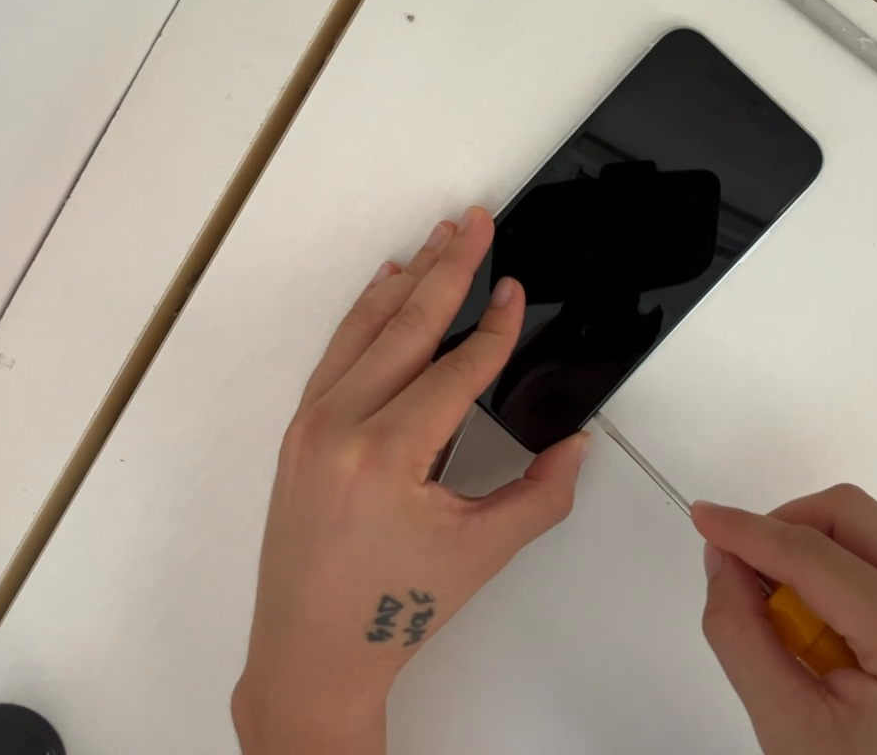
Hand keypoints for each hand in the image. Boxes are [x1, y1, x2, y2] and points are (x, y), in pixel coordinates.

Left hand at [232, 208, 592, 754]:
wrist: (309, 653)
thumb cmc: (392, 612)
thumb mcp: (482, 555)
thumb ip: (542, 495)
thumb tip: (575, 444)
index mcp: (388, 457)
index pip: (457, 370)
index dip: (495, 327)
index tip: (515, 288)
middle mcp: (341, 426)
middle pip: (409, 326)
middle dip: (450, 268)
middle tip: (476, 222)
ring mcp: (313, 422)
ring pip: (368, 328)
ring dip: (409, 278)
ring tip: (439, 237)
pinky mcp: (300, 426)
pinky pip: (338, 349)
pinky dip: (366, 310)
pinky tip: (387, 282)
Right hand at [693, 487, 876, 754]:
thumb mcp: (793, 734)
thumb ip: (741, 634)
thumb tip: (724, 560)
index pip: (815, 554)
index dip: (748, 530)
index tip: (704, 517)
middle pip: (854, 516)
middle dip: (787, 530)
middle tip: (750, 577)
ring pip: (875, 536)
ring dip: (818, 561)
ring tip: (801, 634)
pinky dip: (850, 584)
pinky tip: (837, 645)